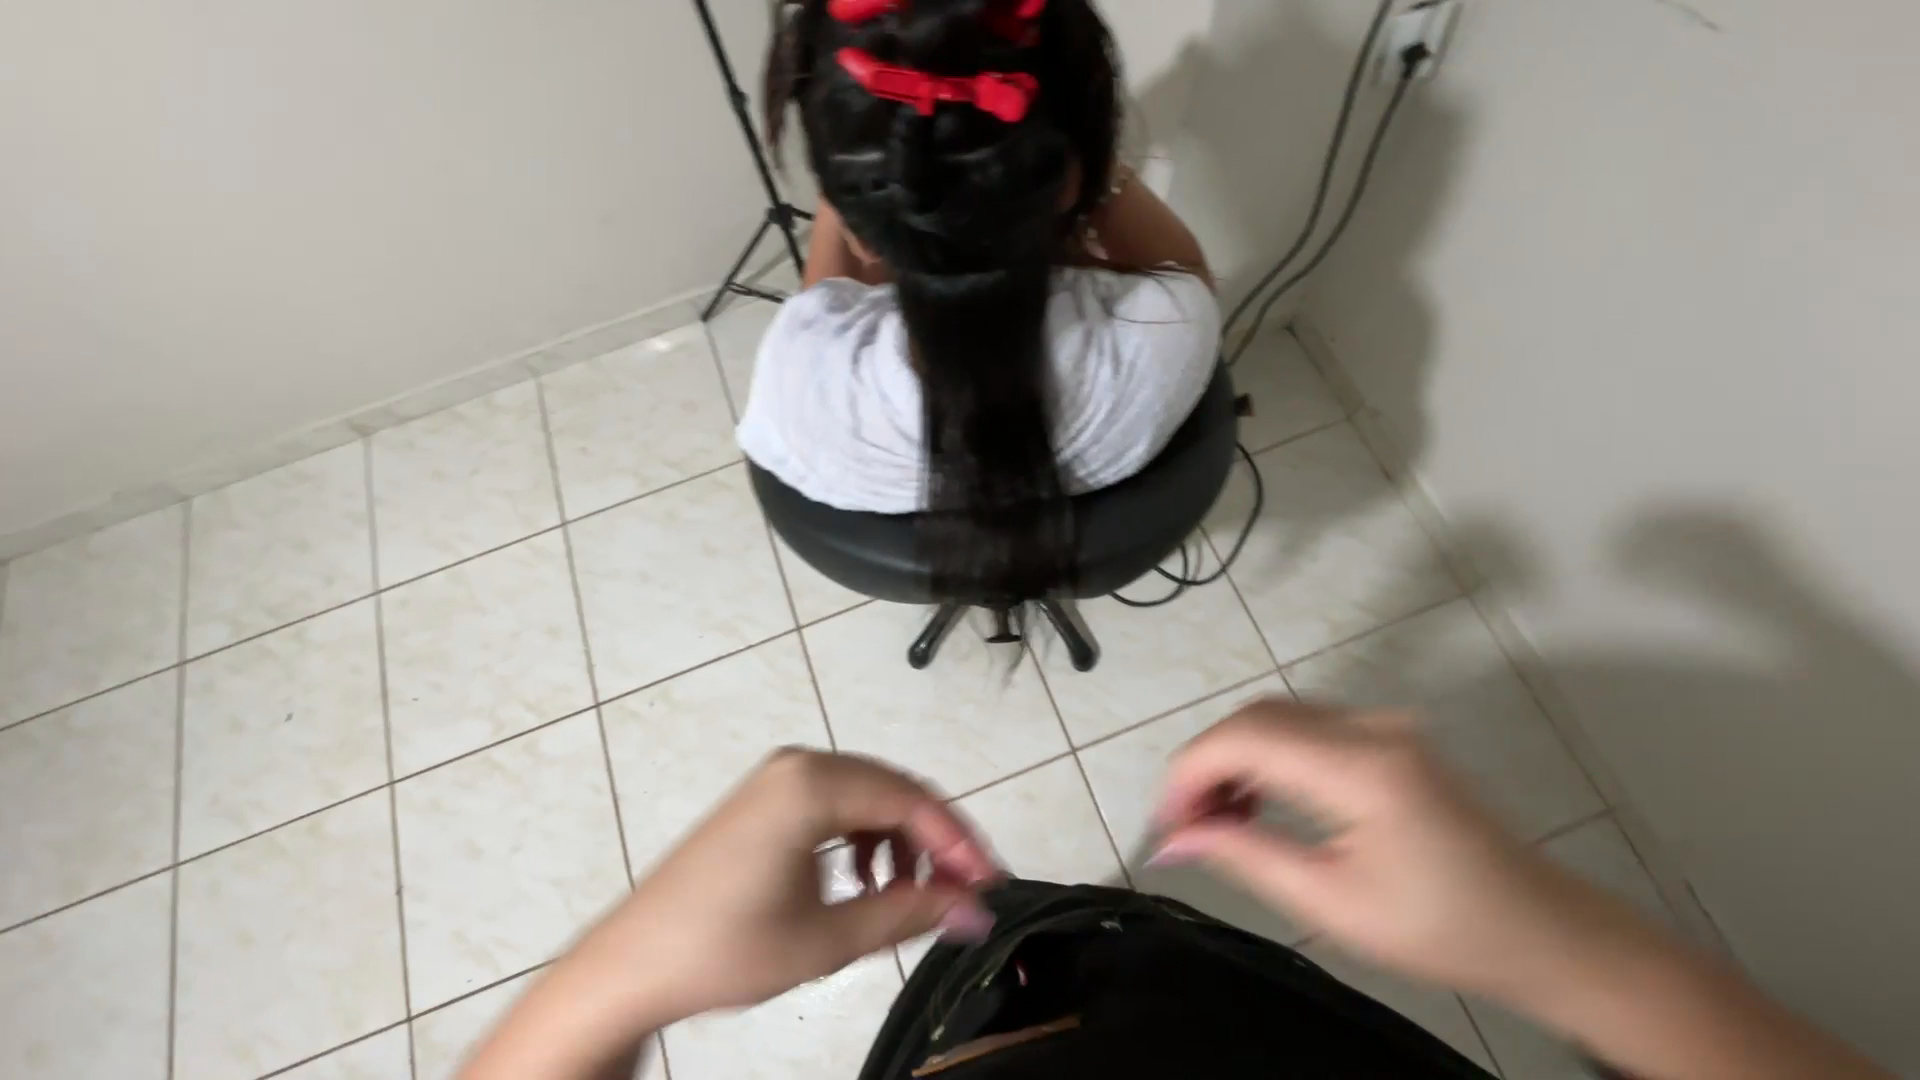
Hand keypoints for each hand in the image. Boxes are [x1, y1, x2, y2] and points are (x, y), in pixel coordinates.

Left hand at [579, 749, 1001, 1024]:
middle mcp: (799, 763)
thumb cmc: (724, 949)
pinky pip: (838, 804)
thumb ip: (910, 913)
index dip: (958, 843)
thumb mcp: (828, 939)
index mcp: (811, 784)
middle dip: (935, 841)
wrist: (632, 964)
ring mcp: (780, 776)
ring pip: (868, 797)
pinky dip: (865, 839)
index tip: (992, 885)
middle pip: (893, 790)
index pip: (909, 800)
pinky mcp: (769, 797)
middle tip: (967, 893)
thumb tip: (976, 911)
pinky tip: (866, 881)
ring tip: (911, 895)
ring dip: (901, 842)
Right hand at [1151, 700, 1631, 999]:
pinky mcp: (1385, 734)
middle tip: (1182, 824)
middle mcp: (1369, 727)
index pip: (1243, 739)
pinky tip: (1255, 799)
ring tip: (1212, 817)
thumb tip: (1171, 840)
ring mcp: (1381, 723)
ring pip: (1273, 716)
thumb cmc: (1442, 930)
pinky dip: (1262, 753)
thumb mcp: (1332, 903)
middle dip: (1203, 764)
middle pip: (1253, 717)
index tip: (1165, 822)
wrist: (1545, 930)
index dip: (1189, 772)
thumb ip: (1244, 857)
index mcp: (1361, 768)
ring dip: (1230, 757)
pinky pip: (1301, 726)